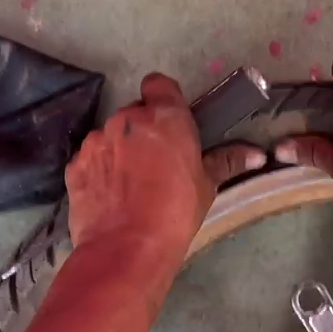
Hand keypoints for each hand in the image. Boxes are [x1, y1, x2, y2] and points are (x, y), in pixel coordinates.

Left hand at [66, 73, 265, 258]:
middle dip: (144, 129)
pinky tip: (111, 194)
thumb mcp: (207, 185)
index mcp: (164, 116)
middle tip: (156, 159)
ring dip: (121, 148)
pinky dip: (101, 169)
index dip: (163, 98)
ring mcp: (97, 140)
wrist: (125, 248)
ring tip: (131, 182)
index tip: (170, 120)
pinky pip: (92, 158)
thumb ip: (227, 161)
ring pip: (112, 134)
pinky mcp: (75, 164)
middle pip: (135, 112)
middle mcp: (127, 118)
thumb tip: (257, 155)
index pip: (158, 83)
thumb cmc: (175, 211)